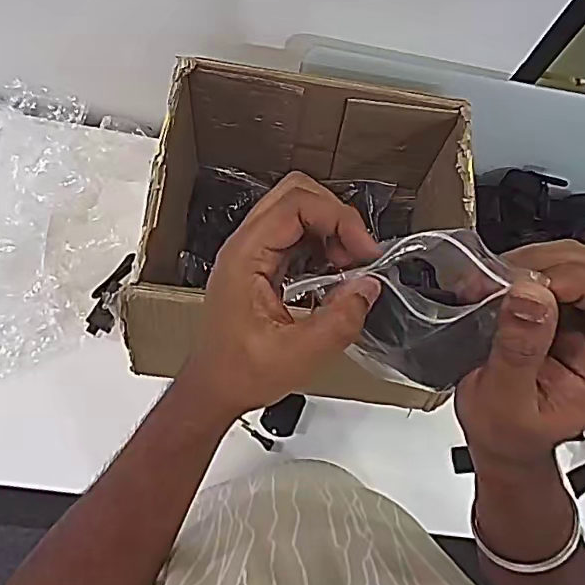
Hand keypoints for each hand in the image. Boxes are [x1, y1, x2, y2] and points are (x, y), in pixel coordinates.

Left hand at [180, 172, 383, 417]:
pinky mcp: (262, 265)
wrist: (215, 389)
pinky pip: (297, 236)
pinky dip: (324, 245)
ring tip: (350, 267)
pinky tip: (335, 275)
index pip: (296, 204)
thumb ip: (340, 320)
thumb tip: (368, 287)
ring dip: (332, 231)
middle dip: (337, 217)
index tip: (364, 251)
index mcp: (245, 257)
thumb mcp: (300, 354)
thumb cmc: (240, 373)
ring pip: (299, 211)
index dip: (339, 219)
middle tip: (359, 253)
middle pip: (297, 194)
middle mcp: (246, 246)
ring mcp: (253, 253)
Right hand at [456, 240, 584, 471]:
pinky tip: (494, 286)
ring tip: (494, 287)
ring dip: (533, 262)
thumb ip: (518, 353)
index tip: (537, 288)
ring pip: (580, 257)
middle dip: (555, 266)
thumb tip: (529, 295)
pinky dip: (520, 265)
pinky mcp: (560, 301)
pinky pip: (551, 262)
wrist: (500, 437)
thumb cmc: (511, 432)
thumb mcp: (505, 404)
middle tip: (508, 285)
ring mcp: (584, 315)